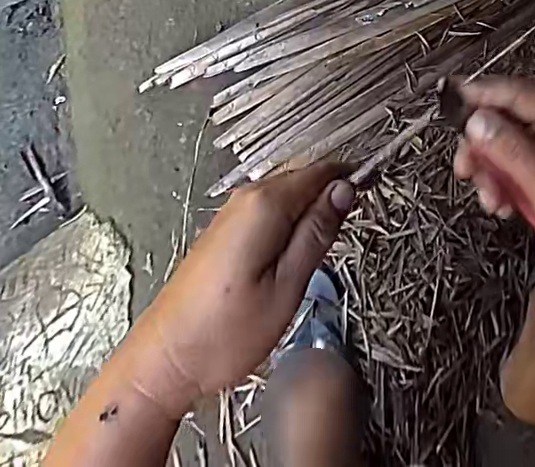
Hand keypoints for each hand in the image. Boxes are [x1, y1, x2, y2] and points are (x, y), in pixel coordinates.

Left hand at [118, 161, 355, 417]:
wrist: (161, 364)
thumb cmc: (222, 335)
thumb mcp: (287, 286)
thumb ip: (318, 232)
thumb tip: (344, 190)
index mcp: (265, 204)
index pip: (322, 171)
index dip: (351, 178)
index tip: (373, 189)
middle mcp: (247, 198)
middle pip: (305, 177)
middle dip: (333, 192)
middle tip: (353, 224)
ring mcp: (233, 212)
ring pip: (288, 192)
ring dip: (314, 207)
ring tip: (328, 242)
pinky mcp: (226, 229)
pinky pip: (271, 207)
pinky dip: (293, 218)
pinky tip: (296, 249)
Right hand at [452, 78, 534, 272]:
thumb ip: (510, 151)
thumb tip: (474, 119)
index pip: (514, 91)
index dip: (478, 94)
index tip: (447, 101)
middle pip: (503, 114)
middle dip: (481, 145)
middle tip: (466, 171)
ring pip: (502, 138)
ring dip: (490, 169)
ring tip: (492, 200)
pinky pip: (511, 157)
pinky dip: (501, 178)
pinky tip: (503, 203)